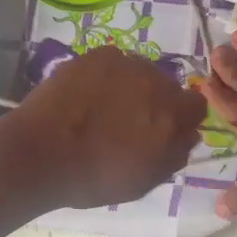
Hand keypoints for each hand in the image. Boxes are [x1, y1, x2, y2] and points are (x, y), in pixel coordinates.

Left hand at [1, 47, 207, 208]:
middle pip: (168, 86)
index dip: (182, 119)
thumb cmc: (93, 177)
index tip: (165, 131)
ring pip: (141, 71)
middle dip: (157, 101)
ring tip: (106, 106)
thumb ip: (174, 156)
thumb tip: (189, 135)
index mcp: (171, 115)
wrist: (40, 153)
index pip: (196, 106)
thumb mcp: (144, 181)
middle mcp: (153, 82)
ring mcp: (123, 64)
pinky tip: (88, 93)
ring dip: (133, 85)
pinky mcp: (95, 55)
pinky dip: (107, 75)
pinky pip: (114, 62)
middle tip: (131, 121)